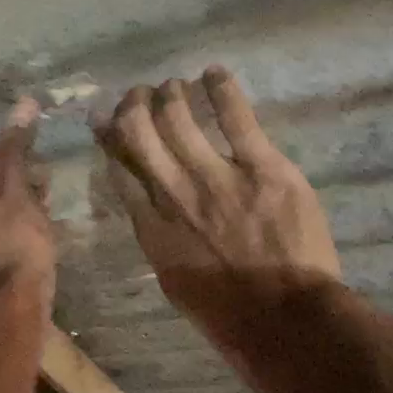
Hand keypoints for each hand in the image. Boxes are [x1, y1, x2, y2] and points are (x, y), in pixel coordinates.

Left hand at [0, 98, 55, 307]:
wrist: (10, 304)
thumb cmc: (15, 239)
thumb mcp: (19, 188)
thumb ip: (16, 147)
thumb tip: (26, 101)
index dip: (15, 167)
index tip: (39, 182)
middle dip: (9, 186)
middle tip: (42, 197)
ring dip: (5, 206)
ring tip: (38, 217)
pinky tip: (21, 236)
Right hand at [97, 67, 340, 340]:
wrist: (285, 318)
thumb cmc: (228, 313)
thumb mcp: (174, 282)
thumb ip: (158, 239)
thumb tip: (149, 209)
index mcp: (152, 227)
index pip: (119, 168)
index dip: (109, 138)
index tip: (107, 121)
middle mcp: (174, 194)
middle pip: (139, 132)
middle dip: (134, 106)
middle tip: (141, 95)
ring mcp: (217, 177)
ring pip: (178, 115)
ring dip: (171, 93)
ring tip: (174, 85)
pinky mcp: (262, 166)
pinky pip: (235, 116)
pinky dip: (220, 89)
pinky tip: (212, 74)